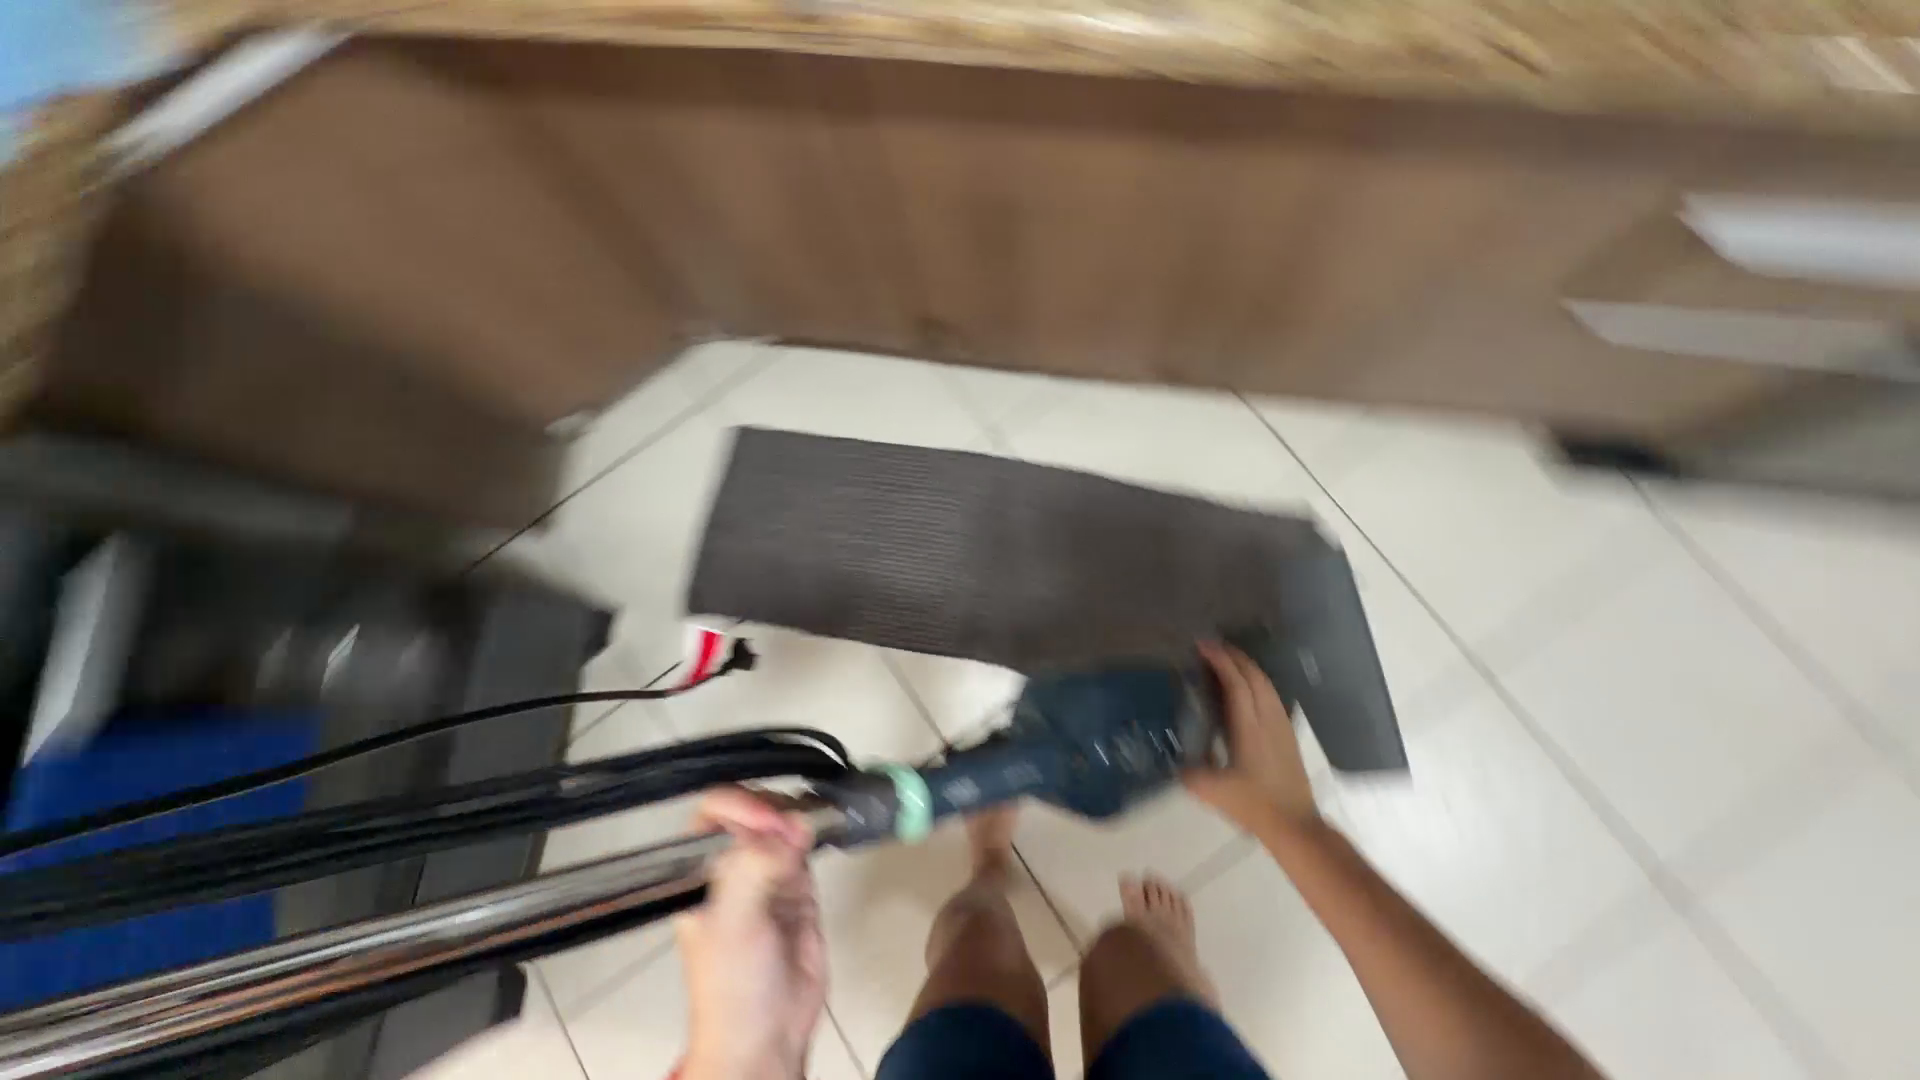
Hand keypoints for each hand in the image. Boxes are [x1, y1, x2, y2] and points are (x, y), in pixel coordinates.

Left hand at [679, 788, 825, 1079]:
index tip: (768, 824)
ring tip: (812, 827)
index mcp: (699, 871)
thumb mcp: (733, 923)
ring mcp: (766, 874)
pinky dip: (817, 832)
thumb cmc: (731, 987)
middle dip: (773, 809)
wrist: (767, 1036)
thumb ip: (755, 869)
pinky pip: (807, 846)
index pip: (713, 814)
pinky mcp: (798, 886)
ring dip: (798, 816)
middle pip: (751, 812)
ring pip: (781, 823)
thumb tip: (794, 828)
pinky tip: (824, 830)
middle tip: (793, 828)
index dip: (740, 808)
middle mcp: (731, 867)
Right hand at [1185, 641, 1319, 832]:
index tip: (1203, 646)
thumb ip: (1189, 773)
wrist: (1294, 824)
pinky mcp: (1287, 734)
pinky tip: (1245, 689)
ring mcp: (1281, 726)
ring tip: (1225, 661)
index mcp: (1249, 727)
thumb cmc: (1253, 806)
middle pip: (1254, 676)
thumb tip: (1175, 763)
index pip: (1237, 683)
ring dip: (1246, 667)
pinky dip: (1255, 682)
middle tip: (1211, 646)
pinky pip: (1271, 696)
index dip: (1220, 661)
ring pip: (1266, 684)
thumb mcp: (1212, 791)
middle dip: (1234, 656)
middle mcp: (1268, 719)